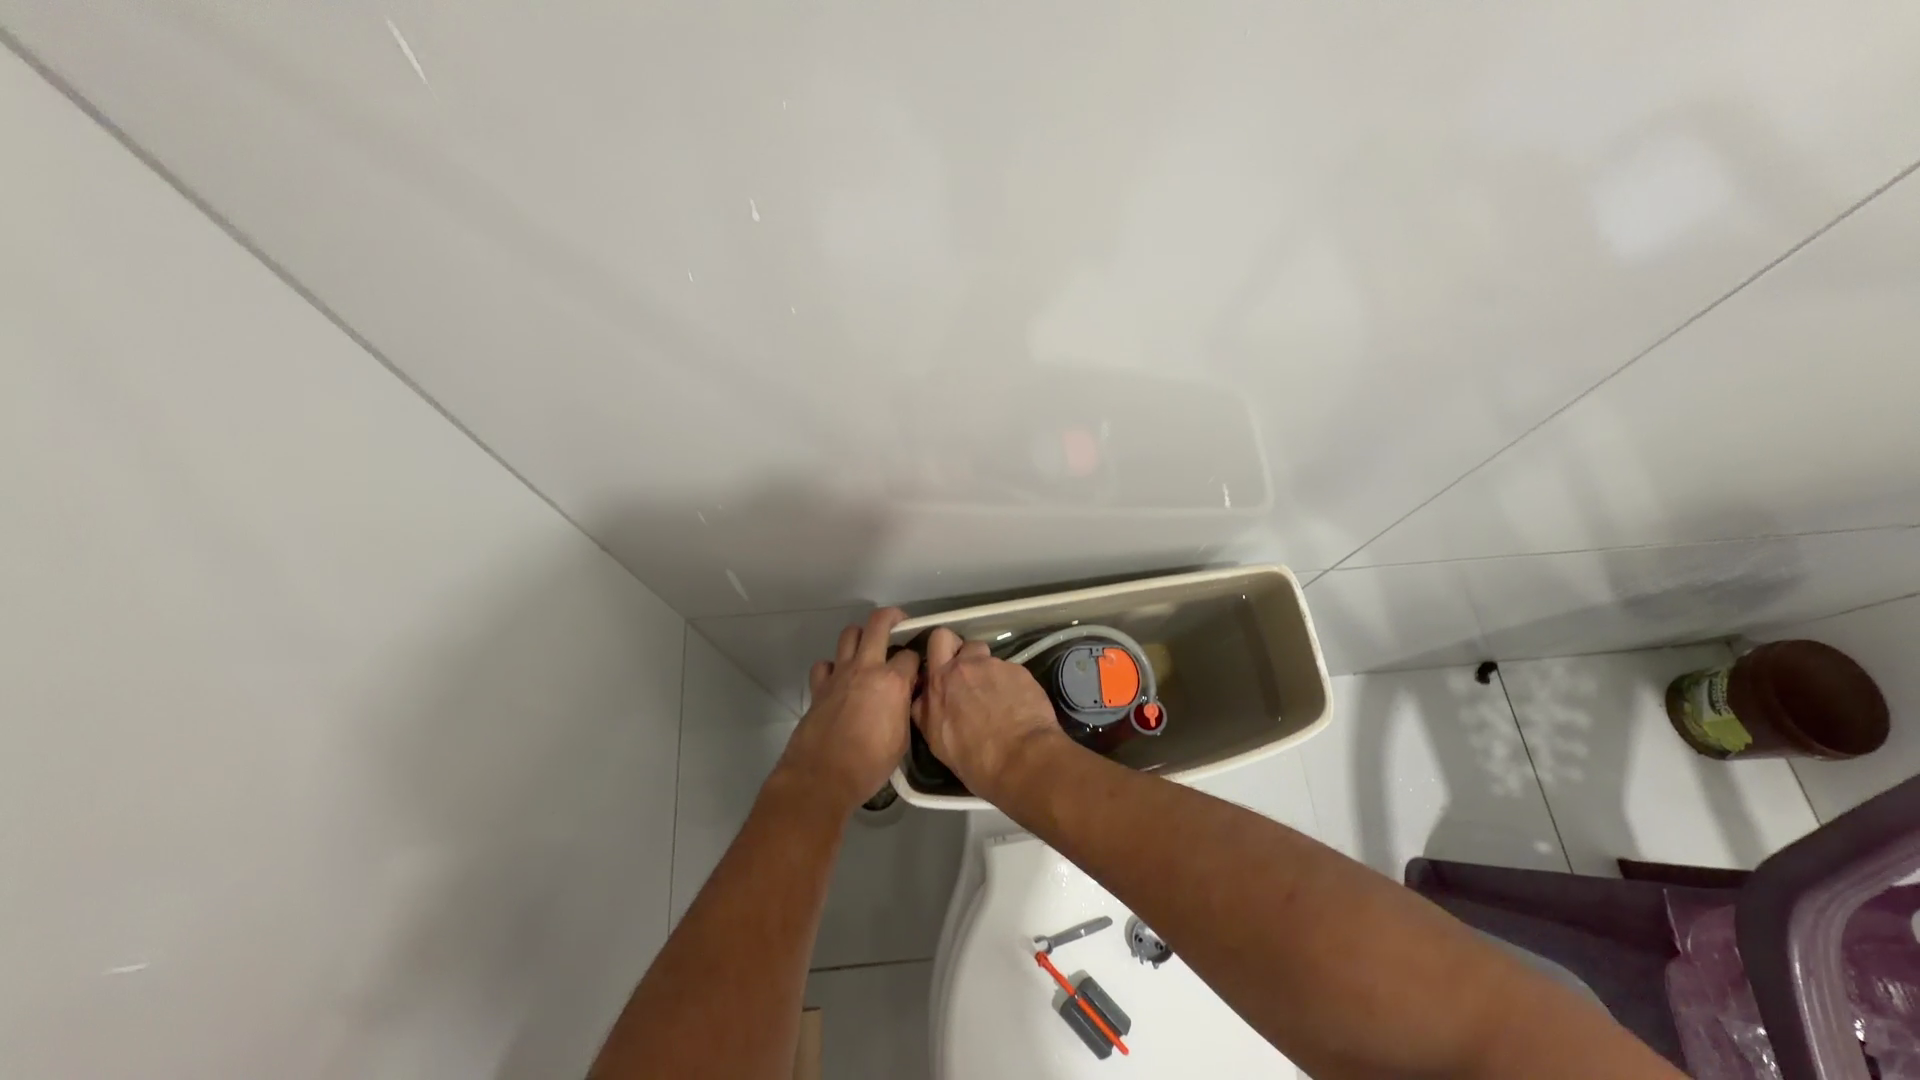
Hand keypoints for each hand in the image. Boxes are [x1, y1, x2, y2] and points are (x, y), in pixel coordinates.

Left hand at [774, 608, 918, 814]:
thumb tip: (906, 696)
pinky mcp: (818, 686)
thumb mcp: (902, 739)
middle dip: (893, 617)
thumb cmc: (869, 764)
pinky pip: (825, 664)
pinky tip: (840, 680)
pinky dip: (834, 667)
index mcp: (892, 681)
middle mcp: (866, 668)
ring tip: (869, 650)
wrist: (822, 777)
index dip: (918, 660)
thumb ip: (905, 709)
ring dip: (861, 636)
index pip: (912, 655)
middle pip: (878, 623)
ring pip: (849, 634)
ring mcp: (839, 674)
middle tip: (900, 624)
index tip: (920, 670)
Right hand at [912, 627, 1069, 801]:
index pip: (936, 641)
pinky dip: (1010, 684)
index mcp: (940, 681)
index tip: (944, 668)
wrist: (1021, 759)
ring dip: (987, 670)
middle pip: (958, 639)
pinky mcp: (1020, 672)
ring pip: (987, 657)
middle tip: (967, 673)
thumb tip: (924, 697)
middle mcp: (966, 666)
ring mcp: (995, 666)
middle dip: (960, 650)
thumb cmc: (974, 758)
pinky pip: (1010, 671)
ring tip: (996, 696)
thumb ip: (926, 710)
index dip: (941, 651)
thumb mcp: (936, 740)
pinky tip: (1017, 706)